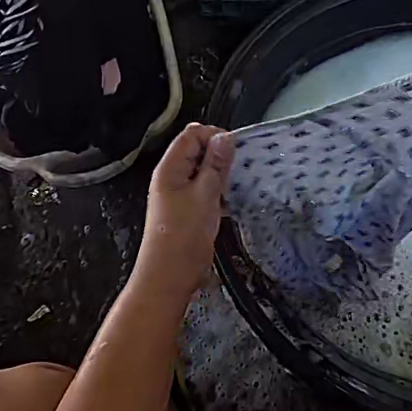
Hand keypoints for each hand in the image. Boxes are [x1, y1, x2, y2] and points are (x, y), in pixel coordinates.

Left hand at [130, 123, 232, 301]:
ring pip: (204, 171)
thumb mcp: (204, 195)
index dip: (214, 136)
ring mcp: (180, 194)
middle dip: (220, 155)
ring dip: (222, 175)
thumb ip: (215, 165)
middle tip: (241, 168)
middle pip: (198, 151)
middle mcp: (173, 177)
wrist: (170, 276)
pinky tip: (234, 200)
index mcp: (170, 168)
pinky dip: (220, 191)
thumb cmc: (184, 235)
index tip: (236, 150)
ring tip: (240, 184)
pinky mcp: (189, 210)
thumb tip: (224, 137)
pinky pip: (206, 190)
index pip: (191, 134)